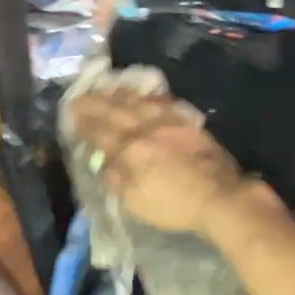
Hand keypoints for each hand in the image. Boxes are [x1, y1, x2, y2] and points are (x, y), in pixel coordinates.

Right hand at [67, 89, 250, 233]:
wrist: (222, 197)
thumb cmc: (176, 206)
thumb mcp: (137, 203)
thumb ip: (119, 181)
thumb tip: (106, 165)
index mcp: (130, 150)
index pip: (101, 132)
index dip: (84, 122)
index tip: (71, 113)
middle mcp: (147, 129)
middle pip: (116, 111)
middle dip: (95, 103)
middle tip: (80, 95)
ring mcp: (170, 123)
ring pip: (140, 102)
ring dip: (120, 94)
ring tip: (107, 88)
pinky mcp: (189, 123)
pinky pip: (164, 103)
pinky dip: (149, 97)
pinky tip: (144, 94)